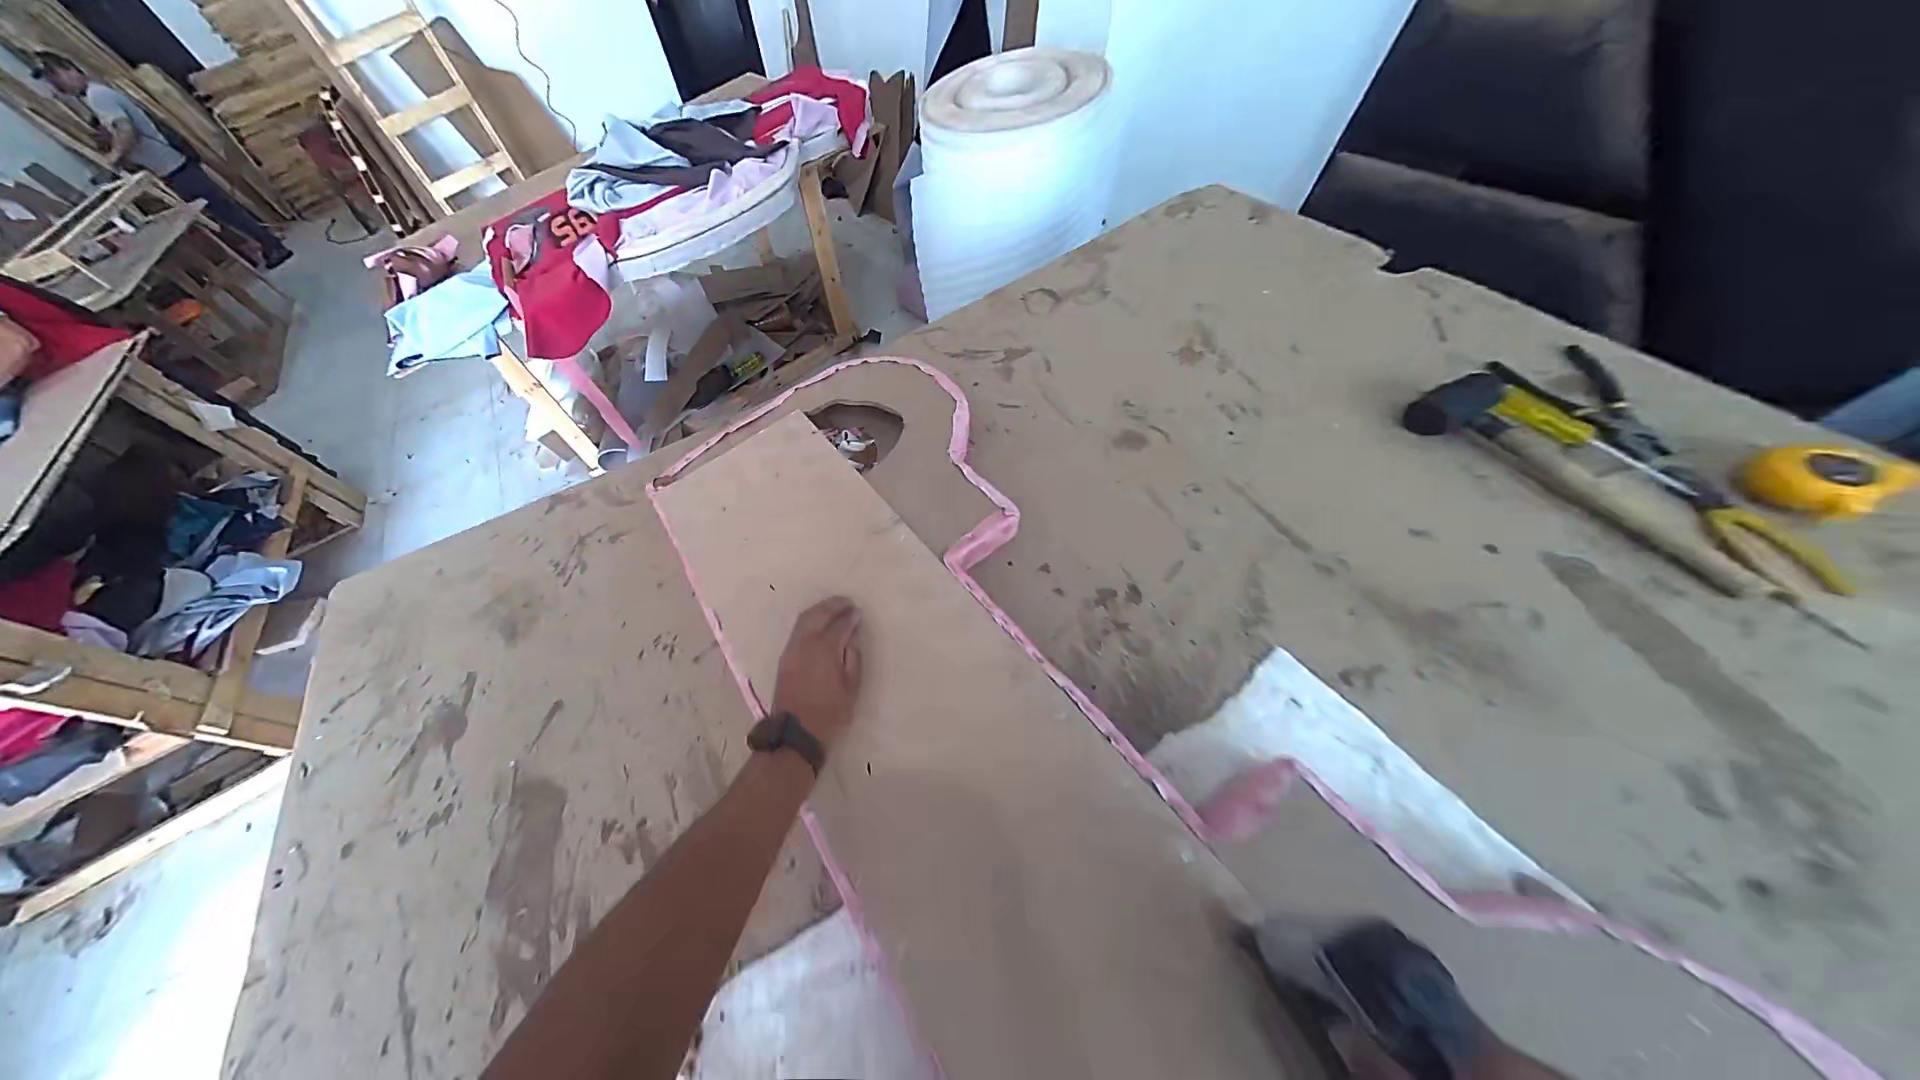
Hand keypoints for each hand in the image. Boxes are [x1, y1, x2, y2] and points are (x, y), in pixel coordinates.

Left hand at [769, 597, 863, 746]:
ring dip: (820, 610)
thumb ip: (853, 658)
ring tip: (834, 608)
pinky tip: (819, 624)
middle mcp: (806, 643)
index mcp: (825, 649)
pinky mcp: (785, 657)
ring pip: (804, 619)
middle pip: (818, 614)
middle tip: (847, 602)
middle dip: (833, 605)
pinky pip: (798, 629)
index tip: (859, 612)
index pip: (840, 624)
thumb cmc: (830, 713)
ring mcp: (792, 649)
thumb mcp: (851, 687)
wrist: (796, 734)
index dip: (850, 617)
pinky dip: (810, 620)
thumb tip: (852, 638)